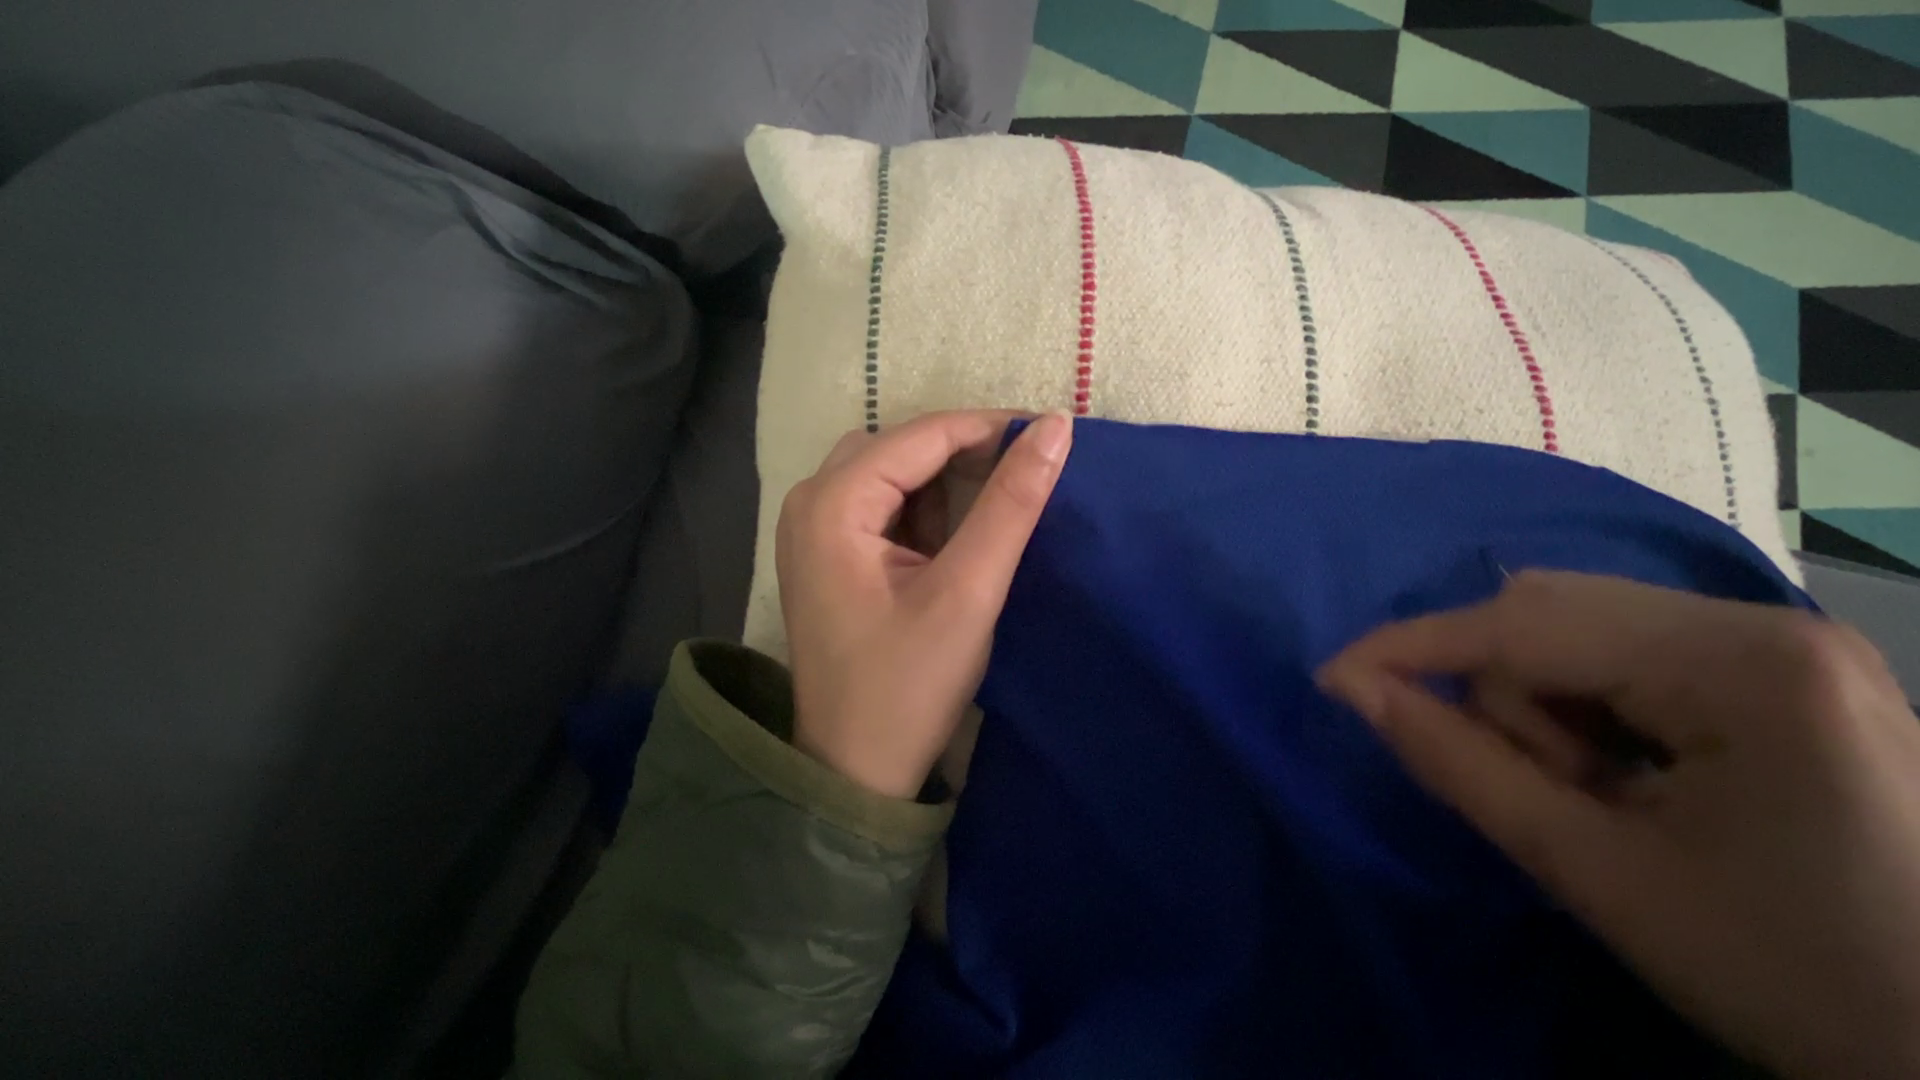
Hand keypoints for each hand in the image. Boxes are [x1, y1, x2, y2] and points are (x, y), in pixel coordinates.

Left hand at [776, 410, 1071, 799]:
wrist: (855, 771)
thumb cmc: (908, 687)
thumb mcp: (967, 592)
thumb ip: (1010, 506)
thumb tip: (1054, 427)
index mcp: (831, 504)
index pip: (920, 436)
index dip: (989, 427)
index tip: (1052, 435)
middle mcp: (810, 503)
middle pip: (899, 447)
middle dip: (965, 452)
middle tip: (1029, 472)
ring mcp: (813, 531)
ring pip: (890, 474)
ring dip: (946, 480)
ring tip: (1004, 500)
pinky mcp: (827, 557)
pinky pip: (880, 507)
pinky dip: (925, 509)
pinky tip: (963, 531)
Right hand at [1317, 571, 1919, 1079]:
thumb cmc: (1794, 974)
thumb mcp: (1599, 873)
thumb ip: (1461, 766)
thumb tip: (1355, 691)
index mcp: (1739, 664)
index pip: (1523, 626)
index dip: (1411, 648)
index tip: (1327, 680)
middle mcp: (1765, 624)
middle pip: (1555, 613)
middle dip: (1505, 696)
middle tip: (1536, 791)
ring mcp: (1784, 645)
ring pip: (1587, 631)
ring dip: (1548, 708)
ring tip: (1596, 799)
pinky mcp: (1788, 675)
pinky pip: (1635, 658)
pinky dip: (1593, 711)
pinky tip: (1629, 778)